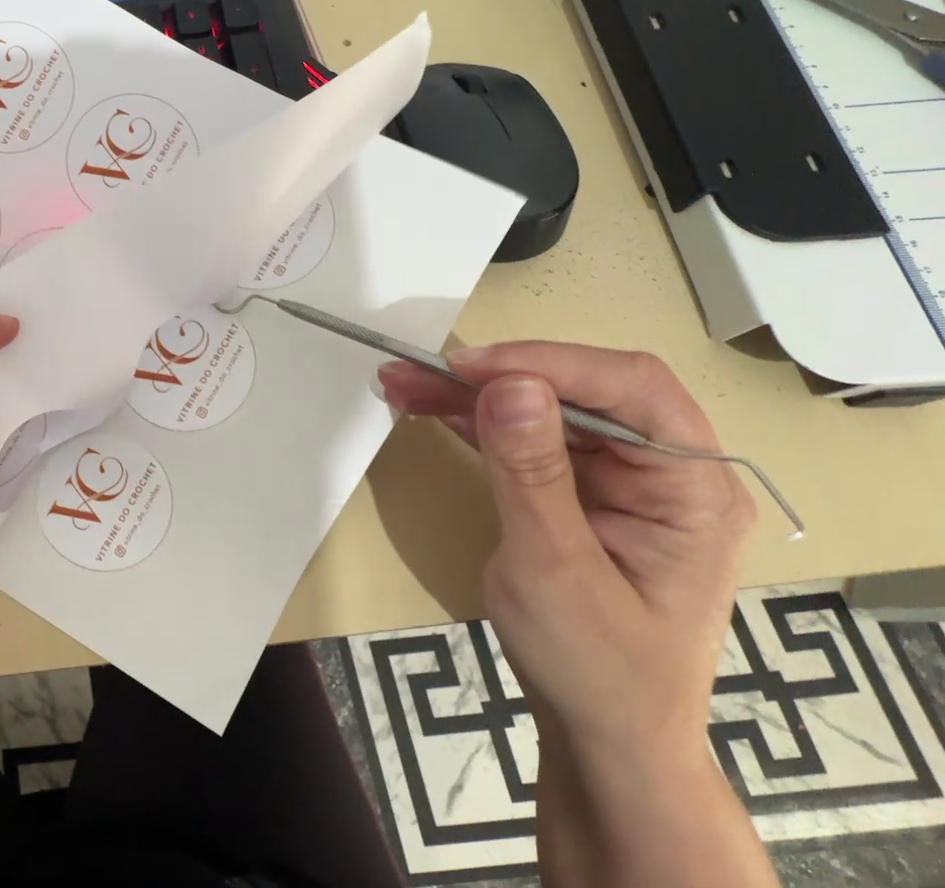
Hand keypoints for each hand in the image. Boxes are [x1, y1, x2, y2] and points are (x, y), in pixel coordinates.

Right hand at [376, 344, 755, 759]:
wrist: (604, 733)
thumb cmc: (594, 665)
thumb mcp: (553, 568)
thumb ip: (532, 473)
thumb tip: (511, 386)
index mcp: (692, 489)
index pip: (631, 389)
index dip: (548, 364)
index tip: (466, 368)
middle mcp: (667, 473)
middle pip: (584, 393)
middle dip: (496, 377)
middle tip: (414, 374)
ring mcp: (625, 483)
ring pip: (549, 412)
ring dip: (476, 396)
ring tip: (404, 384)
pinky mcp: (585, 495)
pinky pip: (532, 443)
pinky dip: (480, 424)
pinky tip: (433, 411)